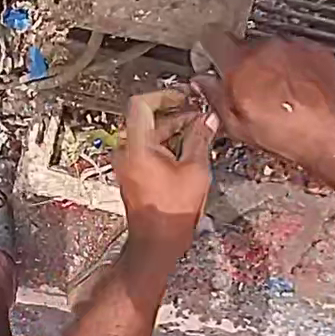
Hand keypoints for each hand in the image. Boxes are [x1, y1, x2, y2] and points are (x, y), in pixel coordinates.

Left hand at [115, 89, 216, 261]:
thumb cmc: (171, 212)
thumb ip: (200, 138)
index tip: (183, 97)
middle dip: (174, 113)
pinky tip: (187, 148)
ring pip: (148, 133)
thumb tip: (208, 120)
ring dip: (172, 128)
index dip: (164, 95)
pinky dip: (165, 143)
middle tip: (197, 113)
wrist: (157, 241)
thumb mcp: (195, 170)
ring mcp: (127, 162)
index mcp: (137, 146)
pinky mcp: (132, 171)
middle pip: (146, 118)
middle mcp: (126, 151)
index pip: (141, 104)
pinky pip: (146, 147)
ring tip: (198, 131)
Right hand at [191, 30, 334, 175]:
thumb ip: (214, 98)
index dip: (208, 51)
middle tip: (248, 94)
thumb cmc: (288, 133)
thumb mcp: (237, 125)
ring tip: (277, 97)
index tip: (210, 62)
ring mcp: (293, 47)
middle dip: (243, 67)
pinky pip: (296, 54)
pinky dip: (293, 69)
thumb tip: (203, 83)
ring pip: (271, 51)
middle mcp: (266, 48)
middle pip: (244, 48)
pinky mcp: (316, 51)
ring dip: (269, 68)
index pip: (212, 38)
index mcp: (239, 62)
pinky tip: (296, 93)